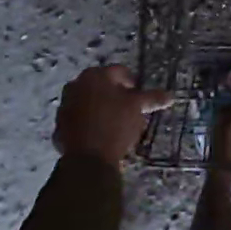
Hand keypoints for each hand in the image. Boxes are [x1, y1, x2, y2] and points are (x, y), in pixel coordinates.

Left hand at [54, 66, 172, 164]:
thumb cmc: (115, 123)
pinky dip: (88, 123)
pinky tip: (100, 134)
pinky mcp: (59, 127)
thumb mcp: (137, 108)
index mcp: (95, 75)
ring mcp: (64, 106)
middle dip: (113, 94)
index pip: (118, 71)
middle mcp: (75, 85)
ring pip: (87, 102)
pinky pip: (78, 120)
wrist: (88, 158)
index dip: (132, 81)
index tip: (139, 93)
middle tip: (127, 107)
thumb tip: (171, 95)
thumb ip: (152, 98)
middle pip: (100, 86)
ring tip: (114, 121)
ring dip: (99, 108)